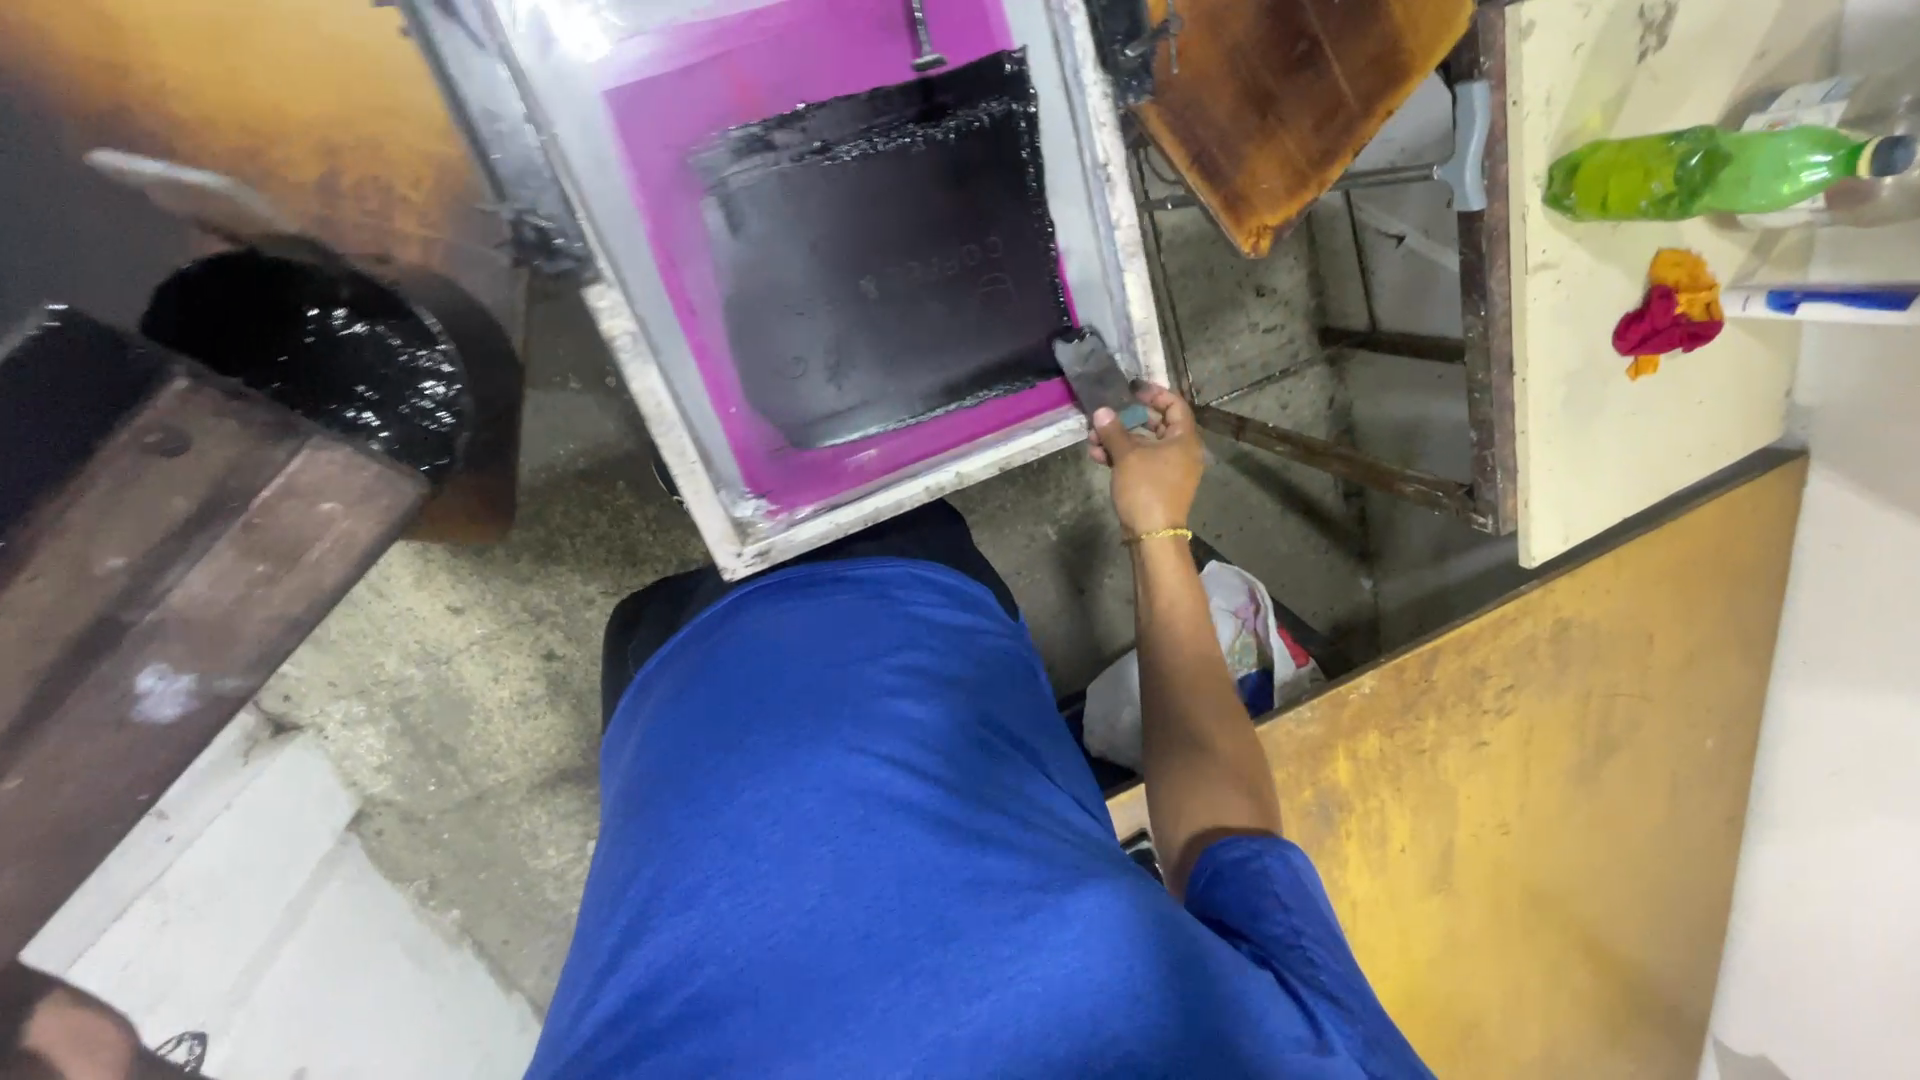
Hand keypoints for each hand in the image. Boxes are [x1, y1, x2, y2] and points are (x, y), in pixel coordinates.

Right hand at [1086, 381, 1204, 535]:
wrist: (1152, 535)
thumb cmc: (1146, 489)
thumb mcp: (1127, 456)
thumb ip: (1114, 431)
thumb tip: (1101, 411)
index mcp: (1185, 439)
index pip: (1174, 405)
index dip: (1154, 394)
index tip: (1131, 390)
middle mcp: (1182, 451)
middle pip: (1156, 425)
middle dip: (1126, 420)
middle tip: (1105, 415)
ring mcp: (1170, 470)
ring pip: (1143, 445)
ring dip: (1118, 440)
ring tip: (1092, 439)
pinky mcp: (1156, 484)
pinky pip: (1140, 462)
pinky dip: (1122, 457)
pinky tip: (1098, 456)